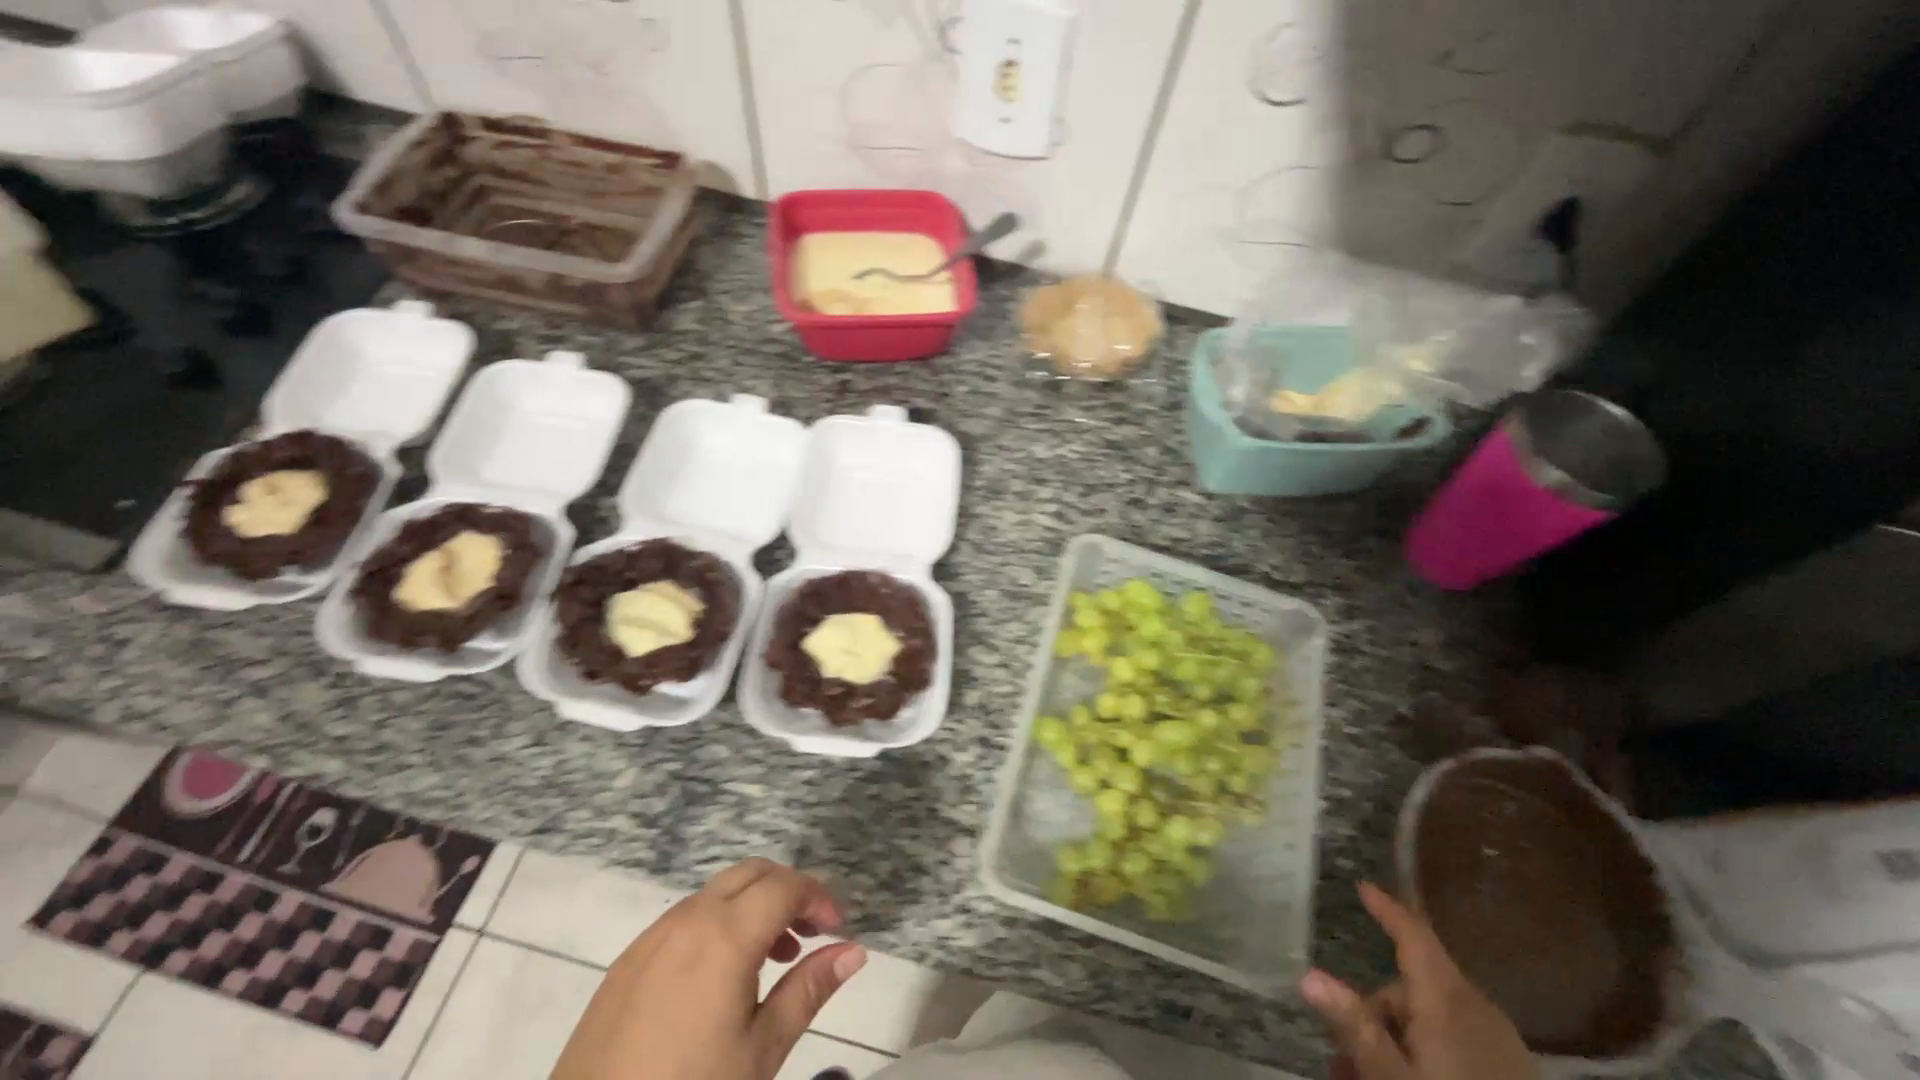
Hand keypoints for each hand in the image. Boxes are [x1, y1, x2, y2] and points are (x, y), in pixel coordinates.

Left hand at [550, 858, 868, 1079]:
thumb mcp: (762, 1048)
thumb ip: (809, 990)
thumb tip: (854, 951)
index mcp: (726, 935)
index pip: (785, 886)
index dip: (819, 898)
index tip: (837, 931)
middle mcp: (689, 918)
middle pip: (752, 873)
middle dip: (789, 891)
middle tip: (811, 934)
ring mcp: (653, 935)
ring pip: (718, 892)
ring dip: (754, 906)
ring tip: (774, 959)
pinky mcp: (630, 959)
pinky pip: (686, 917)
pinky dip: (719, 923)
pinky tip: (722, 977)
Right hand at [1299, 882, 1537, 1079]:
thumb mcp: (1393, 1078)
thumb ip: (1354, 1026)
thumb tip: (1308, 974)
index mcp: (1448, 1002)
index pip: (1414, 937)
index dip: (1387, 910)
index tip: (1362, 886)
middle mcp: (1476, 1009)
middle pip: (1412, 987)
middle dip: (1373, 1012)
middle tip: (1343, 1057)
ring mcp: (1499, 1041)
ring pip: (1431, 1019)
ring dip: (1395, 1039)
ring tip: (1367, 1075)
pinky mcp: (1511, 1069)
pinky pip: (1456, 1042)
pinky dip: (1425, 1053)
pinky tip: (1409, 1078)